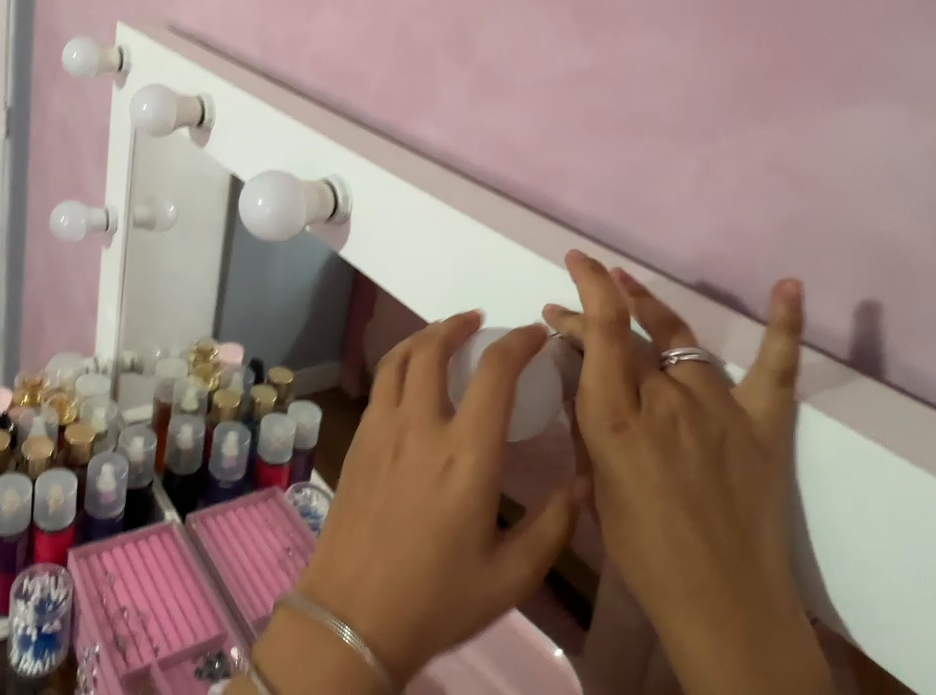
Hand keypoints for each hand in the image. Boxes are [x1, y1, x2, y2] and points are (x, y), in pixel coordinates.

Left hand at [284, 312, 584, 686]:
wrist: (353, 613)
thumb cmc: (438, 598)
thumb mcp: (511, 576)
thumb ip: (552, 526)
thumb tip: (582, 483)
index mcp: (466, 455)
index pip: (493, 374)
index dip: (517, 343)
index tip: (534, 333)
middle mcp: (420, 427)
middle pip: (432, 349)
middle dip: (456, 324)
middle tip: (477, 322)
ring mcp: (381, 430)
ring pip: (397, 360)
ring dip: (422, 337)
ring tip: (442, 335)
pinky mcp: (358, 441)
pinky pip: (380, 385)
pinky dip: (398, 363)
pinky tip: (410, 378)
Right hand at [549, 250, 831, 694]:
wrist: (722, 599)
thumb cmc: (642, 548)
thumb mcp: (594, 480)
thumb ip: (590, 424)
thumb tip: (585, 380)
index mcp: (615, 416)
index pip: (599, 331)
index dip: (587, 288)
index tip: (576, 263)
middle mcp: (665, 398)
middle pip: (628, 333)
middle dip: (596, 308)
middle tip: (570, 305)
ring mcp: (719, 407)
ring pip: (679, 338)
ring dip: (649, 307)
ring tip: (629, 286)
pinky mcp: (764, 424)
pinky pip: (777, 366)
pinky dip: (784, 324)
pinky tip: (788, 286)